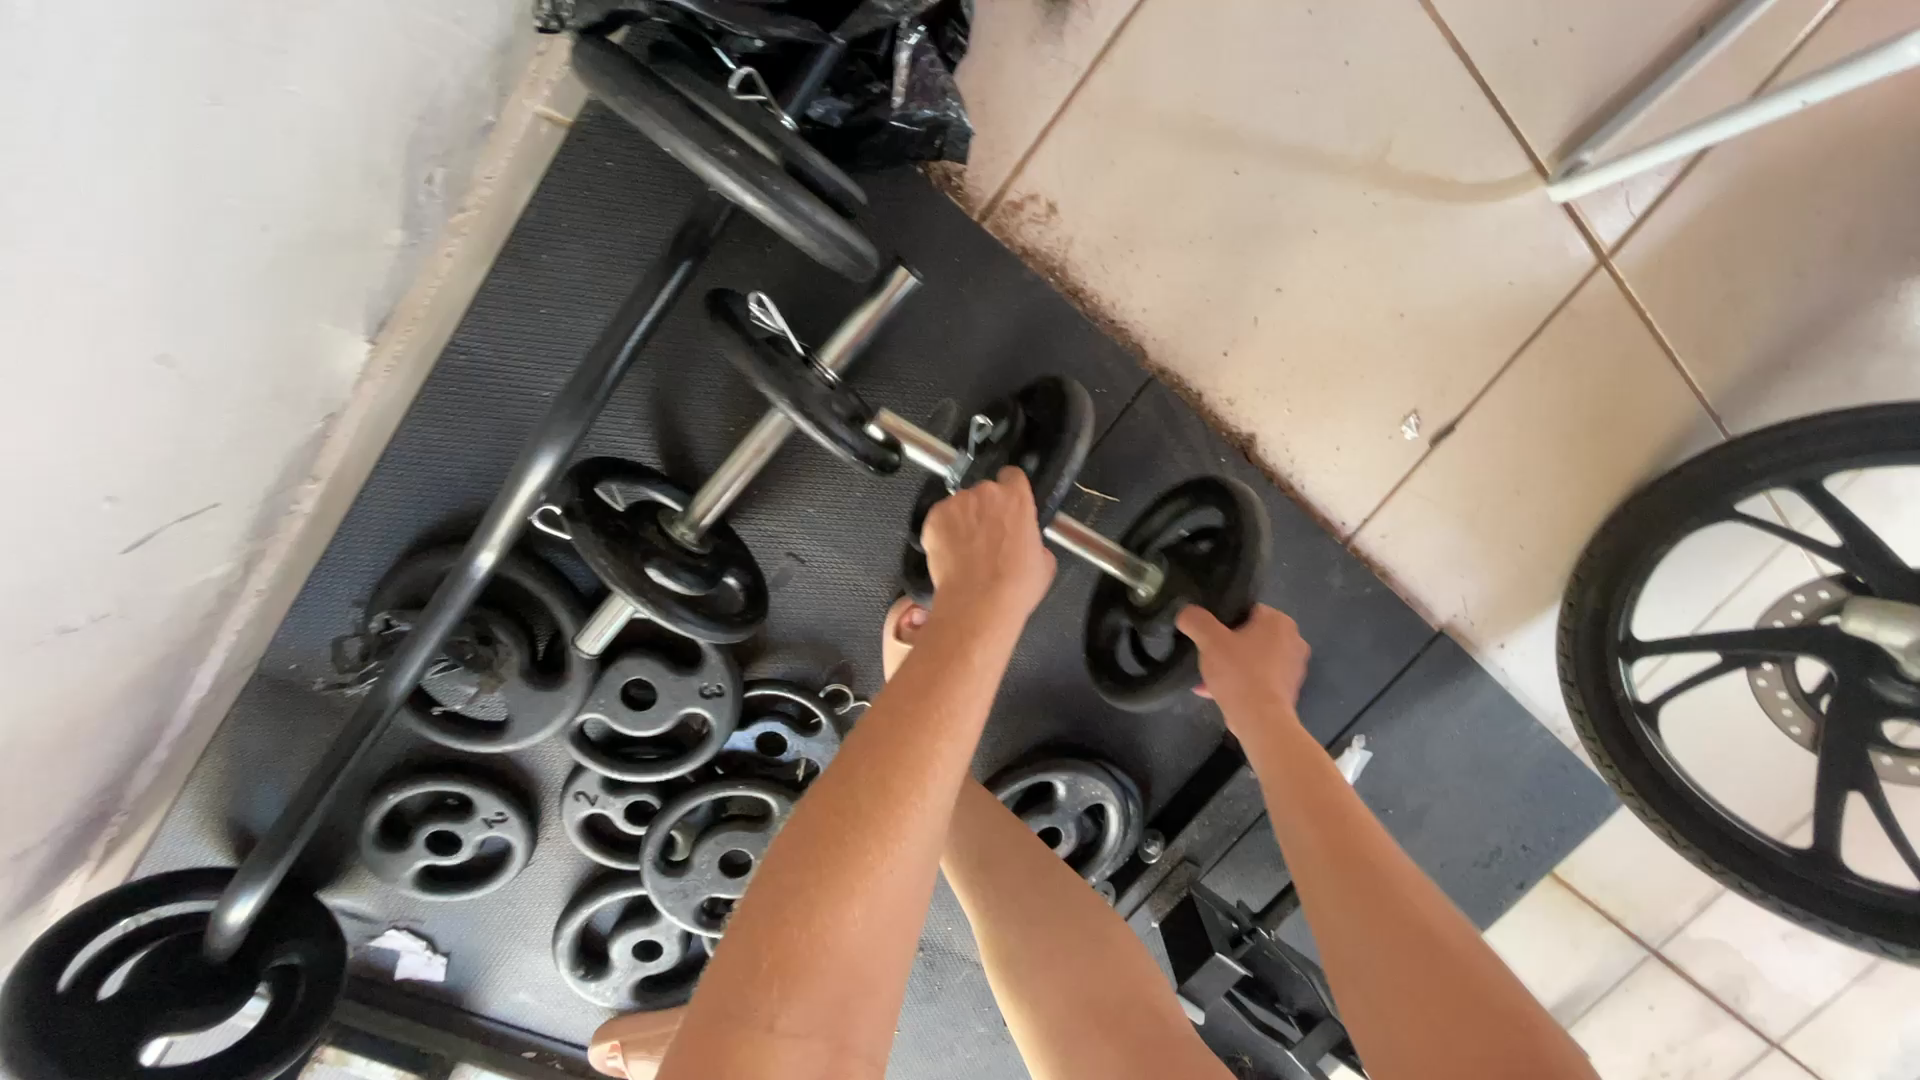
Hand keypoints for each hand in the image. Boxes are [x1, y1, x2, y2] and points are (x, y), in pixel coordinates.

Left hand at [922, 467, 1056, 624]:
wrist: (978, 603)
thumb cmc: (1013, 586)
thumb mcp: (1044, 563)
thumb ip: (1034, 541)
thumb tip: (1028, 544)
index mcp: (1016, 498)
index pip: (1013, 476)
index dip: (1010, 489)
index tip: (1007, 504)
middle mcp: (986, 493)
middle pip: (984, 491)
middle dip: (985, 510)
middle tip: (987, 537)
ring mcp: (957, 503)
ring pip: (960, 505)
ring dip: (963, 520)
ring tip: (967, 550)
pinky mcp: (935, 518)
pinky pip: (940, 518)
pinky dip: (943, 531)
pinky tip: (952, 554)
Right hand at [1176, 604, 1310, 742]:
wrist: (1260, 720)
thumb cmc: (1239, 673)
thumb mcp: (1209, 640)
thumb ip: (1195, 620)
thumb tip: (1187, 612)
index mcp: (1280, 621)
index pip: (1247, 610)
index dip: (1223, 621)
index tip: (1208, 634)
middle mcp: (1294, 640)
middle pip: (1250, 635)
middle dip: (1227, 646)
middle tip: (1207, 656)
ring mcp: (1293, 667)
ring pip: (1253, 658)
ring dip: (1232, 665)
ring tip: (1207, 678)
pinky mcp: (1288, 689)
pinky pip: (1259, 678)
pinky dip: (1241, 682)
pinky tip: (1215, 692)